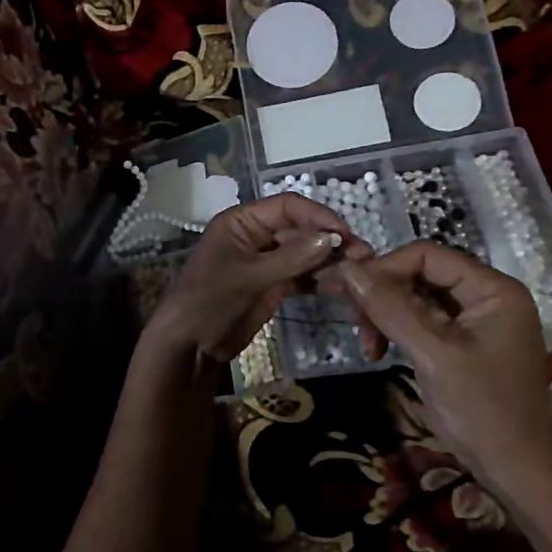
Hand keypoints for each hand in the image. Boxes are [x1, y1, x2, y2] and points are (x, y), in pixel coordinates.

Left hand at [147, 193, 356, 363]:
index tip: (345, 234)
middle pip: (300, 229)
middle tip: (362, 257)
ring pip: (305, 253)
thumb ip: (290, 258)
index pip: (286, 206)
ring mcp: (265, 262)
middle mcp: (255, 236)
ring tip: (358, 273)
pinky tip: (342, 286)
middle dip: (329, 241)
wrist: (189, 345)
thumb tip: (333, 238)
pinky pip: (303, 275)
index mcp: (240, 222)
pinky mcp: (272, 286)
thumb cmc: (207, 302)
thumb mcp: (247, 278)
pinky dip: (321, 279)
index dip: (317, 216)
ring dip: (330, 261)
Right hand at [334, 242, 551, 478]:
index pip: (428, 255)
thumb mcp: (433, 353)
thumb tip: (347, 268)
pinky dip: (391, 332)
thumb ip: (391, 308)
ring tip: (367, 346)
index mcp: (492, 290)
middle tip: (353, 323)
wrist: (513, 464)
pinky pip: (415, 321)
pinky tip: (377, 352)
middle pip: (417, 275)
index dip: (385, 268)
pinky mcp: (455, 342)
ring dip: (381, 316)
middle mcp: (483, 296)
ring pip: (411, 298)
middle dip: (381, 296)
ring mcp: (469, 320)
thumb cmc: (482, 407)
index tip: (350, 294)